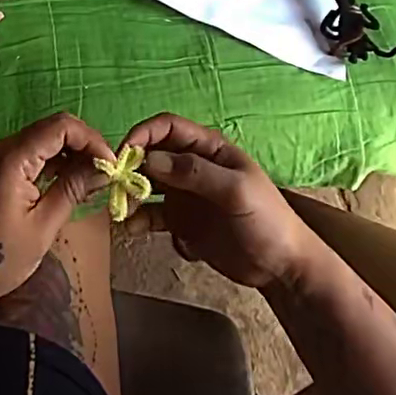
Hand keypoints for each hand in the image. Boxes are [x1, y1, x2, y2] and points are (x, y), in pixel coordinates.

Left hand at [0, 112, 114, 307]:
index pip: (63, 126)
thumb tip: (104, 168)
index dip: (92, 140)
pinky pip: (38, 153)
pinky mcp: (3, 169)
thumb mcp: (43, 226)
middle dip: (87, 146)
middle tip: (107, 173)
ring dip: (75, 154)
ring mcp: (3, 157)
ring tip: (96, 180)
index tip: (111, 166)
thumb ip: (73, 189)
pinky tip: (75, 183)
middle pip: (57, 128)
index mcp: (14, 158)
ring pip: (49, 139)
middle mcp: (7, 148)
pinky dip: (60, 163)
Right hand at [122, 113, 319, 289]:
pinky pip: (152, 215)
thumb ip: (195, 173)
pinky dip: (139, 219)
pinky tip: (132, 229)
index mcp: (208, 149)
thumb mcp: (236, 190)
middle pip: (151, 155)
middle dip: (130, 167)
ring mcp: (185, 194)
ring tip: (120, 211)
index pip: (168, 127)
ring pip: (147, 184)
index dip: (143, 134)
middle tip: (114, 188)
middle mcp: (192, 166)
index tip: (122, 154)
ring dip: (130, 194)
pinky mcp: (181, 221)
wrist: (281, 266)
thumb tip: (150, 159)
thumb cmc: (266, 219)